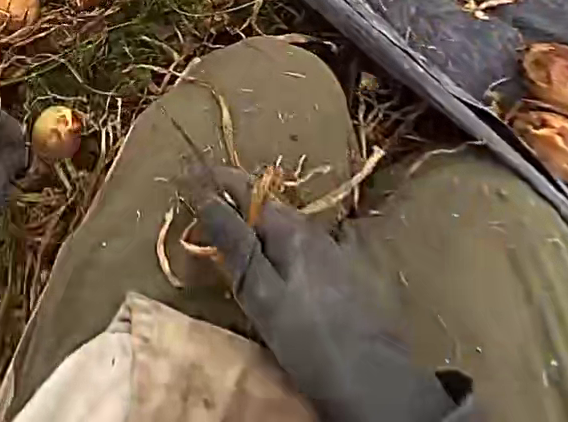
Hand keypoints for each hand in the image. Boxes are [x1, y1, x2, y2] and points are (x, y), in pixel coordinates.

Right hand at [191, 167, 464, 421]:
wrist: (384, 392)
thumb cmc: (313, 342)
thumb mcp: (262, 294)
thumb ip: (233, 241)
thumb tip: (203, 193)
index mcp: (289, 227)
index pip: (242, 185)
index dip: (210, 178)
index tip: (183, 175)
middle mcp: (312, 229)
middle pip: (261, 205)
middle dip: (229, 202)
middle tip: (198, 211)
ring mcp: (333, 251)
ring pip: (281, 227)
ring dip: (252, 226)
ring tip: (228, 238)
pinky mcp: (346, 276)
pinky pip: (299, 247)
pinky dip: (275, 246)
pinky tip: (272, 264)